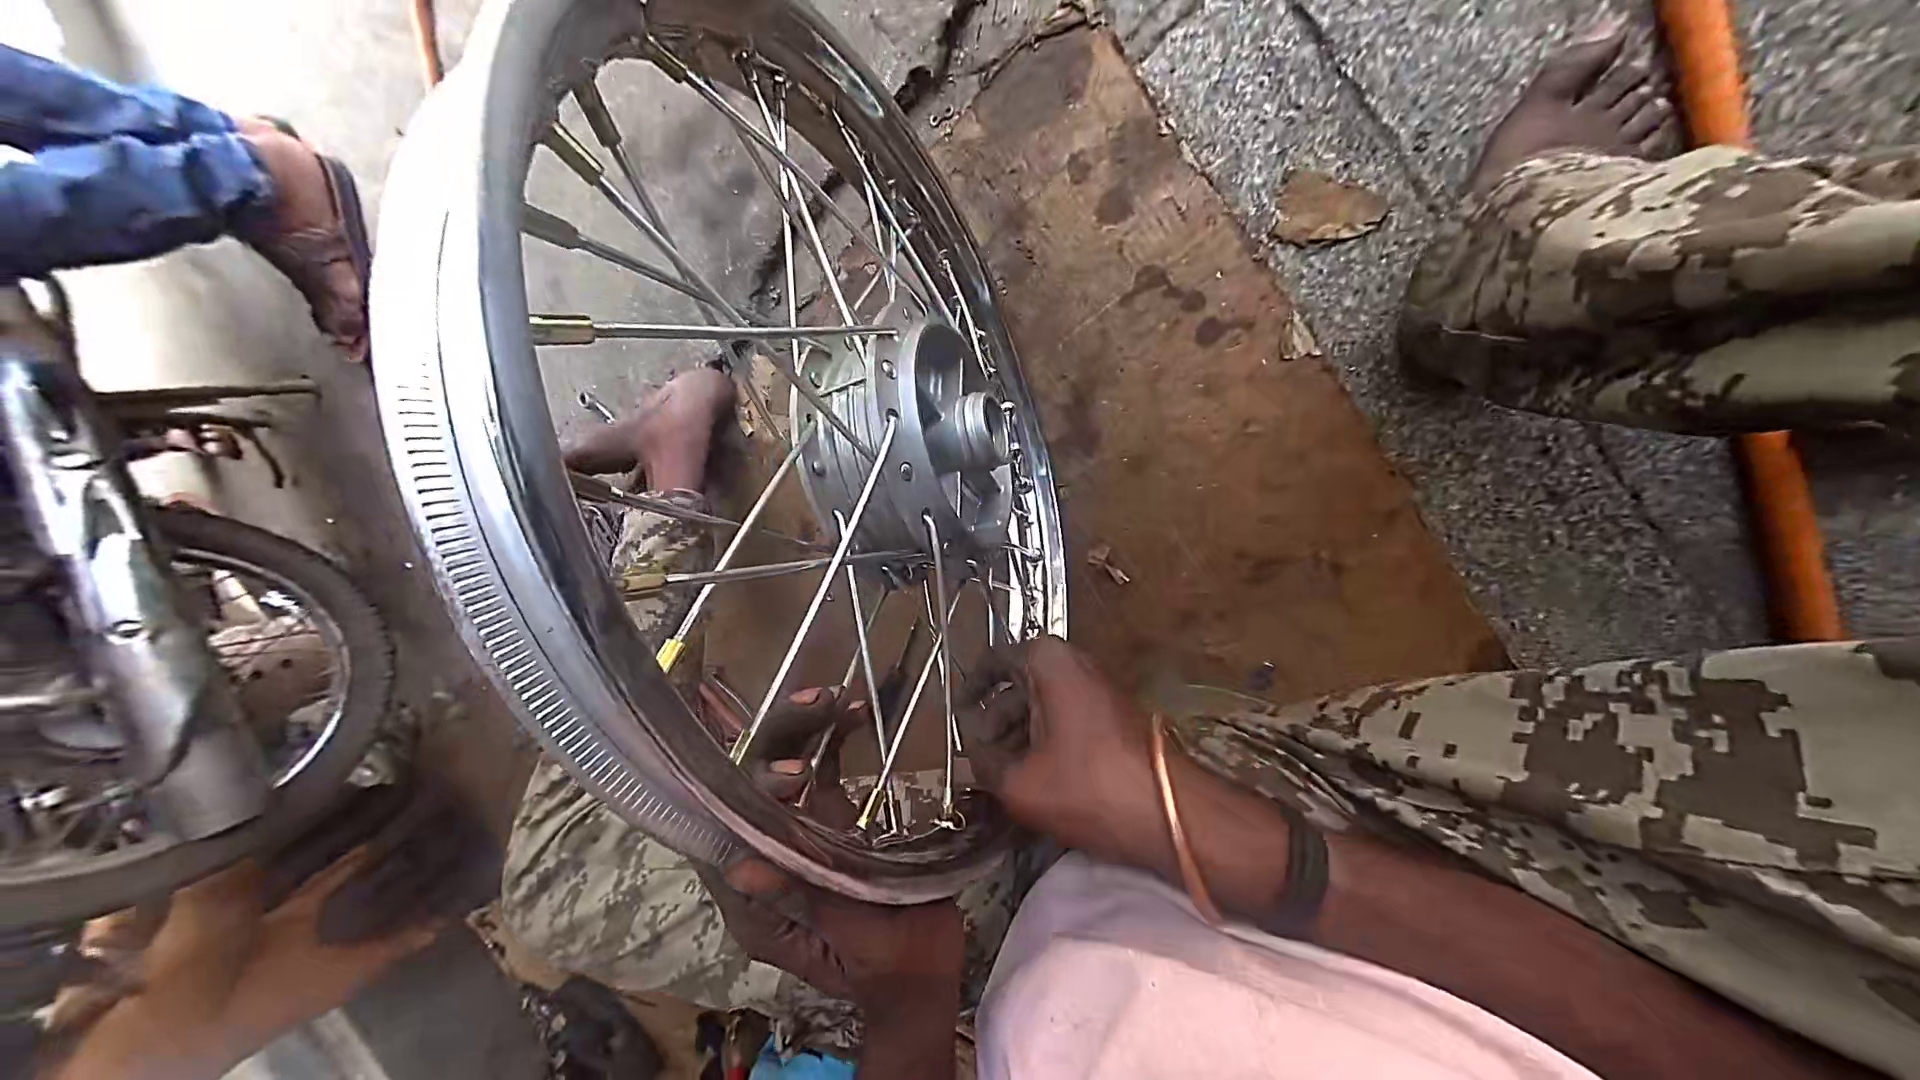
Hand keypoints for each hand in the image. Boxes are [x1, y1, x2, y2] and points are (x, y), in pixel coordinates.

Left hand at [708, 686, 962, 1012]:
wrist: (922, 972)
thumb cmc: (889, 964)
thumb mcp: (848, 936)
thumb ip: (800, 897)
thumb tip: (743, 868)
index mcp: (750, 901)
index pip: (724, 832)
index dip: (744, 792)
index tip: (793, 776)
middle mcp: (760, 860)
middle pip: (748, 787)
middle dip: (778, 742)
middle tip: (817, 708)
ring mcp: (792, 837)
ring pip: (780, 770)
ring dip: (802, 728)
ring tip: (833, 699)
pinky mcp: (824, 823)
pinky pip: (817, 772)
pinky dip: (831, 740)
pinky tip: (853, 714)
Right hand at [960, 637, 1167, 867]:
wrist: (1169, 813)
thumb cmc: (1087, 786)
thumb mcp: (1020, 781)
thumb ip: (984, 763)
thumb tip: (970, 756)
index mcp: (1049, 662)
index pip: (995, 658)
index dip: (972, 686)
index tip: (958, 714)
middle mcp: (1075, 664)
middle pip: (1019, 682)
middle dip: (994, 717)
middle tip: (978, 754)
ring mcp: (1098, 689)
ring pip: (1043, 702)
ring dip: (1018, 732)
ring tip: (1002, 773)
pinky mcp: (1113, 717)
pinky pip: (1066, 718)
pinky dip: (1045, 739)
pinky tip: (1034, 777)